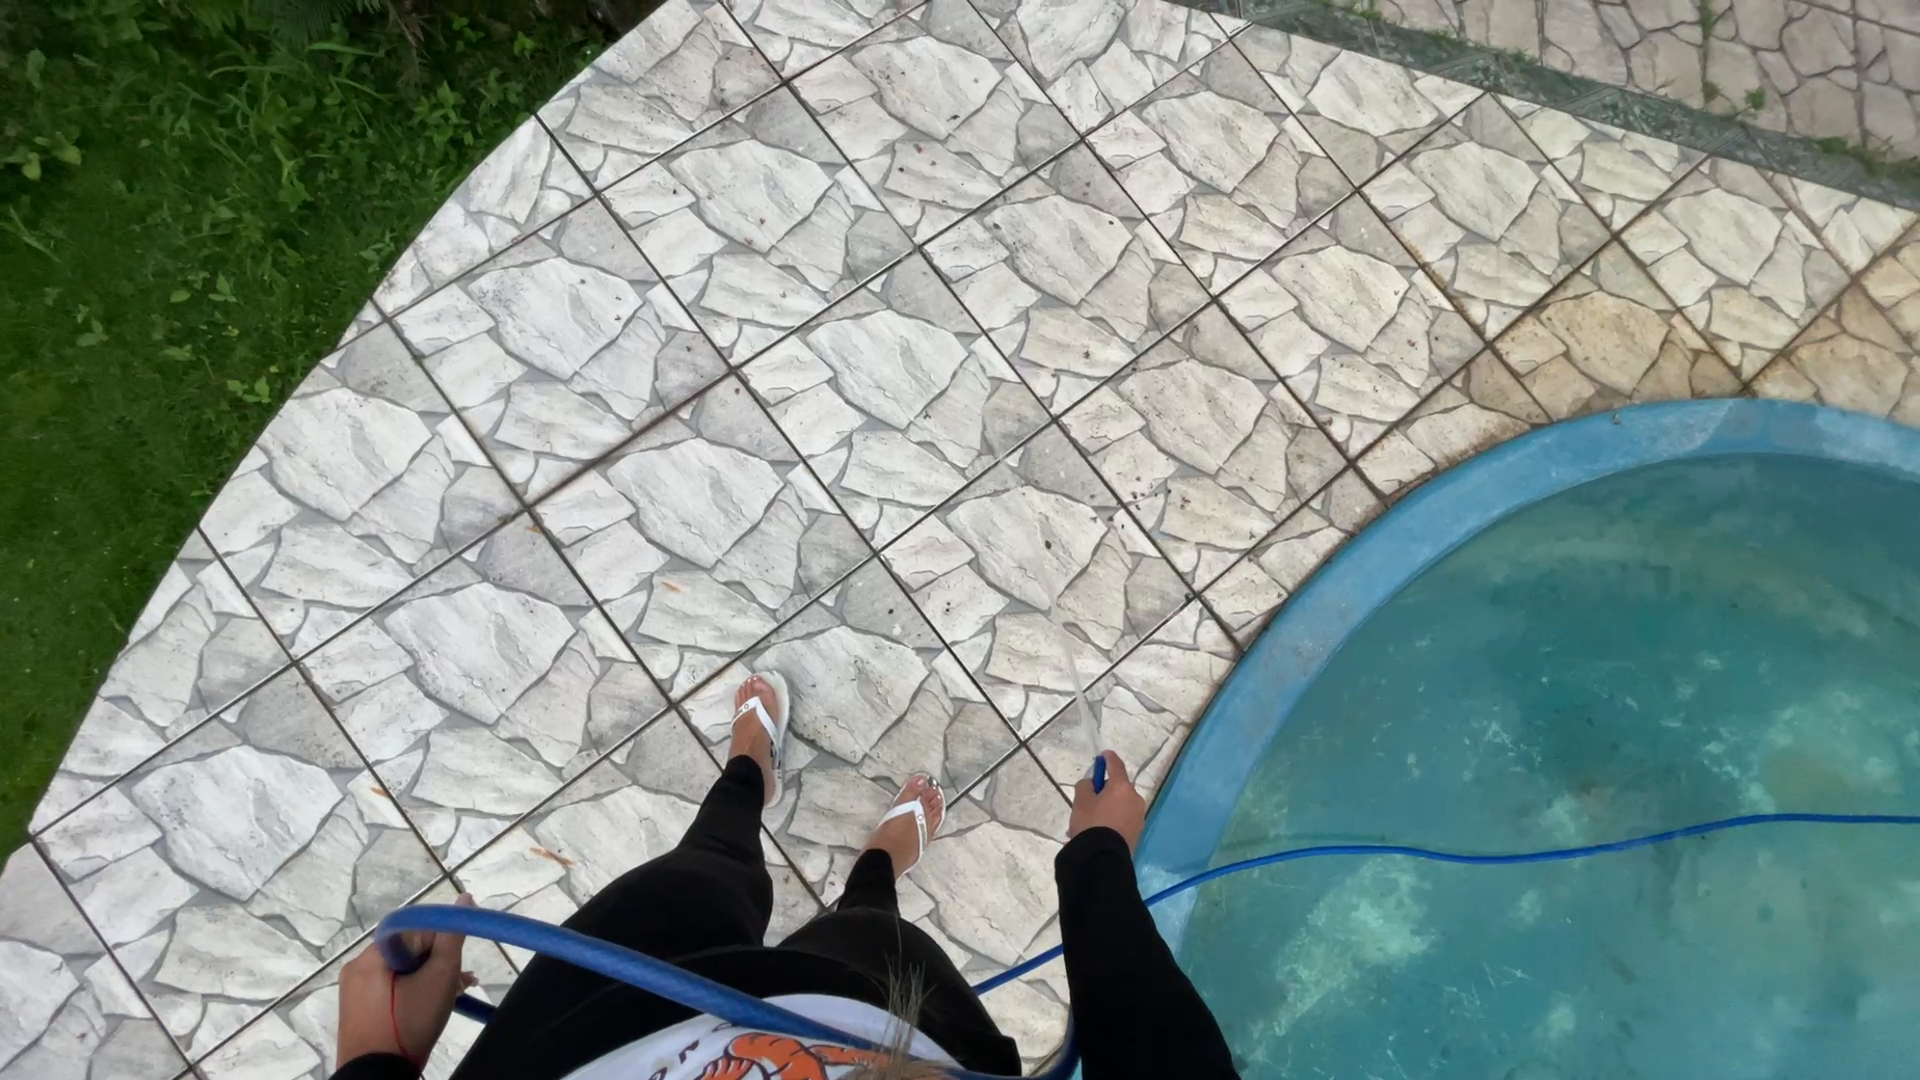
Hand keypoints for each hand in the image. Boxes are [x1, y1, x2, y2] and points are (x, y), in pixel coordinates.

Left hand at [337, 893, 476, 1068]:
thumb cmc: (409, 1022)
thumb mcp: (440, 975)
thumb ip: (452, 935)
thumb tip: (464, 898)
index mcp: (370, 958)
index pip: (415, 928)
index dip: (442, 937)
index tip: (458, 954)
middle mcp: (358, 969)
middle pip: (411, 947)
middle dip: (441, 958)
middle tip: (462, 976)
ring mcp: (357, 991)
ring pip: (407, 967)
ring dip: (435, 973)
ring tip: (460, 988)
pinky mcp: (361, 1008)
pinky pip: (396, 984)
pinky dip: (419, 986)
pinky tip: (442, 997)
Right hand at [1069, 751, 1145, 851]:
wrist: (1102, 858)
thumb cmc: (1091, 823)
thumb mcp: (1080, 799)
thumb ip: (1086, 785)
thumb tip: (1092, 785)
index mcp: (1122, 787)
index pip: (1116, 765)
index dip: (1109, 758)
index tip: (1104, 755)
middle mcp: (1135, 799)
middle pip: (1119, 787)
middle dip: (1106, 789)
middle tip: (1089, 797)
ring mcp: (1138, 817)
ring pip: (1120, 804)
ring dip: (1109, 806)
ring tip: (1091, 819)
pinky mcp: (1137, 833)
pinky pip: (1122, 819)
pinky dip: (1112, 819)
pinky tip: (1099, 829)